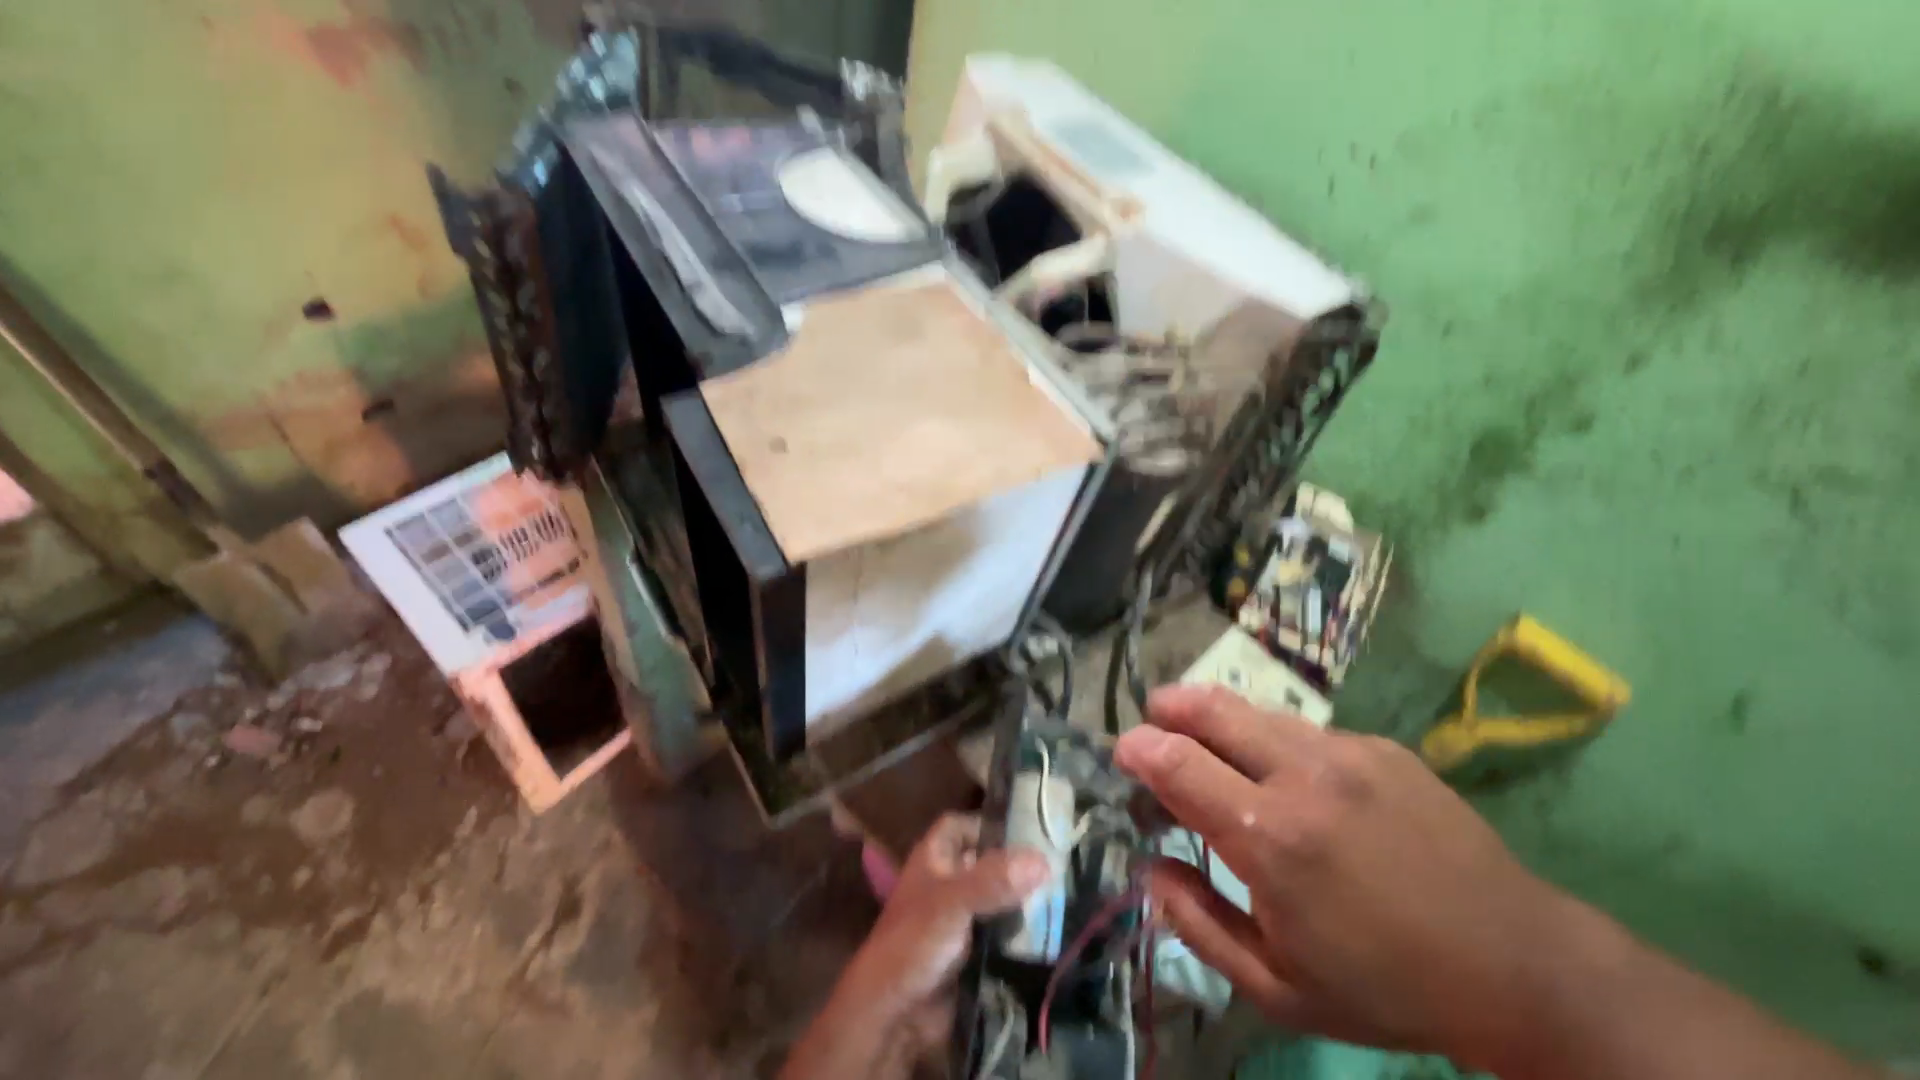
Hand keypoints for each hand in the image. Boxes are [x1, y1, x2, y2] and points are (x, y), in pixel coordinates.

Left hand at [783, 815, 1049, 1079]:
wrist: (893, 1016)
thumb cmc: (912, 945)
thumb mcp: (950, 904)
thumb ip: (992, 880)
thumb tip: (1043, 861)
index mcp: (932, 862)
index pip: (959, 826)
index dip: (986, 823)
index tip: (1027, 828)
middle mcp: (947, 886)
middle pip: (986, 864)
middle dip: (1018, 866)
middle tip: (1062, 865)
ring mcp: (961, 921)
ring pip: (999, 900)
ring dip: (1026, 902)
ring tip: (1067, 897)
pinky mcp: (974, 955)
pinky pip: (1005, 936)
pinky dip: (1024, 934)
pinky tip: (1055, 932)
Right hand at [1115, 684, 1587, 1069]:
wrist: (1515, 964)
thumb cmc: (1384, 986)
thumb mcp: (1275, 988)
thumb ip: (1196, 924)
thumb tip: (1151, 868)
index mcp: (1269, 837)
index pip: (1176, 762)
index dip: (1137, 749)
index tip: (1122, 754)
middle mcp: (1304, 775)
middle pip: (1211, 709)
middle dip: (1168, 708)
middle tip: (1153, 725)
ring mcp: (1350, 752)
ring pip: (1258, 712)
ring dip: (1220, 723)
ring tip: (1213, 752)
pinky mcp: (1384, 748)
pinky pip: (1307, 731)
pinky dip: (1275, 744)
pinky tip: (1291, 783)